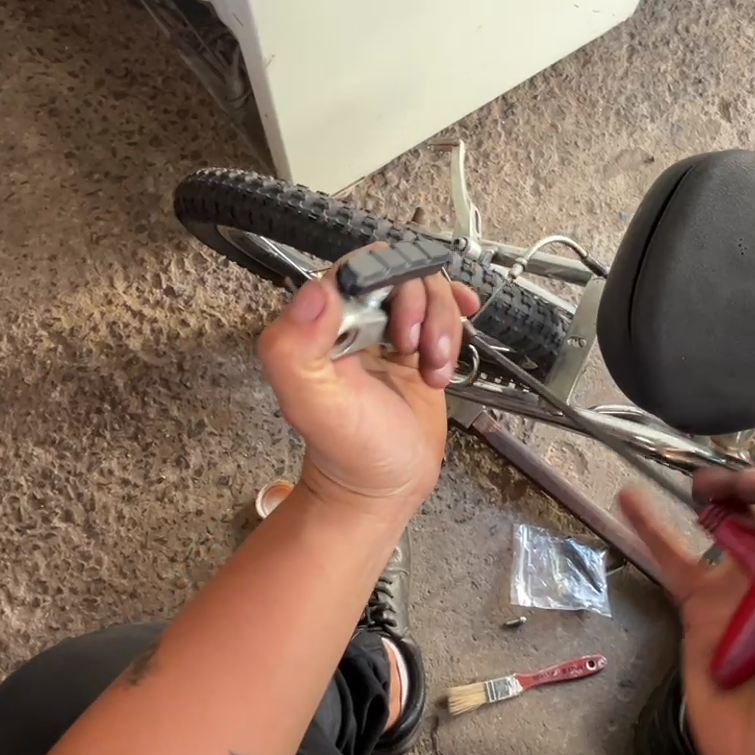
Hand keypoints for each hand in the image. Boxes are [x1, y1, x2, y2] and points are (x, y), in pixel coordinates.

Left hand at [257, 257, 478, 521]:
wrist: (383, 487)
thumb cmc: (347, 449)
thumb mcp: (312, 402)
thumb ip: (296, 346)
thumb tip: (315, 289)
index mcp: (322, 319)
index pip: (361, 267)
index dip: (391, 285)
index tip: (402, 331)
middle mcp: (355, 318)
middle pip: (404, 273)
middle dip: (426, 309)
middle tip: (419, 352)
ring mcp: (389, 331)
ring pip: (430, 292)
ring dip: (444, 327)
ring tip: (436, 371)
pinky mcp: (418, 346)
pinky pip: (443, 313)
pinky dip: (456, 321)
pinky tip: (458, 336)